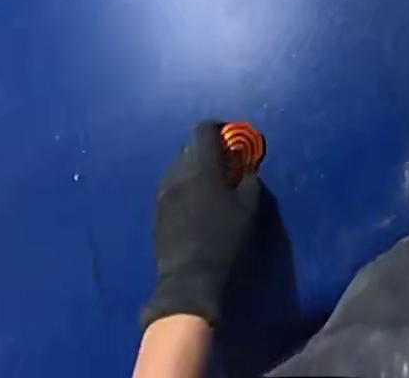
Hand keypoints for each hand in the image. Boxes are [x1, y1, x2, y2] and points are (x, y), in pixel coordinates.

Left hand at [142, 121, 261, 327]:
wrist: (188, 281)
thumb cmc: (224, 241)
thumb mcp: (248, 210)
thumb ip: (250, 182)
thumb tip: (247, 170)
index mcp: (200, 166)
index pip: (203, 129)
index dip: (218, 127)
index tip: (230, 135)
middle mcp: (178, 171)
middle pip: (191, 146)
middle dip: (208, 149)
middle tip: (224, 163)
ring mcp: (164, 190)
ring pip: (180, 166)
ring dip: (195, 167)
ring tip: (210, 185)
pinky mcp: (158, 208)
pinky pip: (172, 185)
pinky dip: (185, 185)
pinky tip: (195, 204)